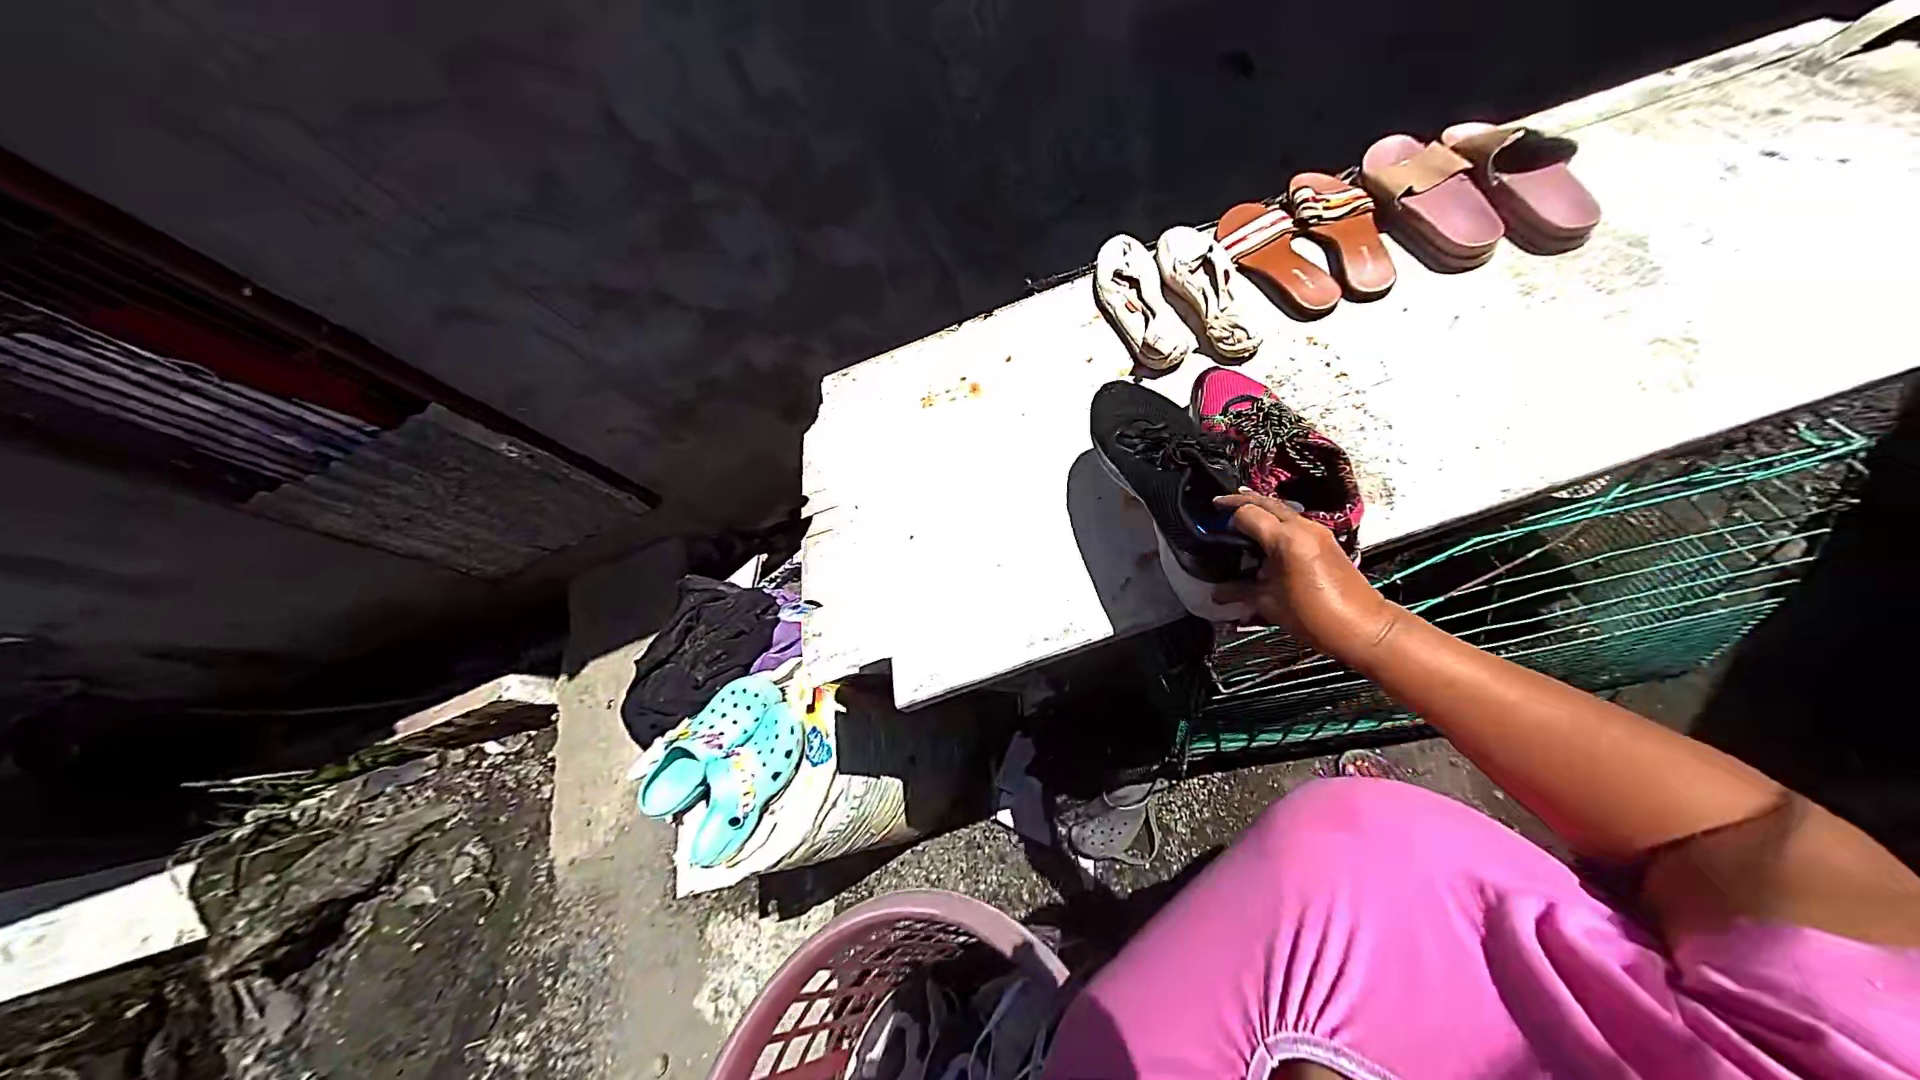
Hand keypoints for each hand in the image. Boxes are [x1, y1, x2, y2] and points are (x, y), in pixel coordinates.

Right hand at [1212, 491, 1400, 660]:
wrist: (1364, 627)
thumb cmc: (1315, 617)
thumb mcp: (1270, 604)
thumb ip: (1239, 591)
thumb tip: (1217, 592)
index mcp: (1287, 539)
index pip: (1247, 513)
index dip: (1225, 517)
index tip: (1210, 525)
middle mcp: (1303, 528)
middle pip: (1264, 502)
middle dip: (1239, 502)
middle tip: (1217, 506)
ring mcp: (1317, 532)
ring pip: (1280, 509)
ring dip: (1258, 511)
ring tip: (1236, 520)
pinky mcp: (1325, 541)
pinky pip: (1293, 522)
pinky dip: (1274, 523)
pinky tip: (1262, 538)